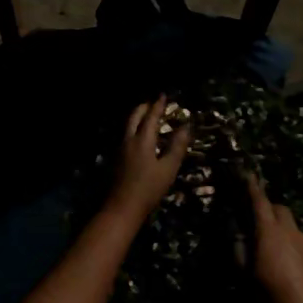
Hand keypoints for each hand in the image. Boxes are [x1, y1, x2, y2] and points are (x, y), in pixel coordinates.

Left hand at [108, 96, 191, 218]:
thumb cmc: (148, 189)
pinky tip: (139, 137)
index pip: (150, 117)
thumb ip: (177, 147)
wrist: (122, 208)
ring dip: (137, 117)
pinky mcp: (116, 159)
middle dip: (143, 107)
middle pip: (133, 117)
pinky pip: (125, 135)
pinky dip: (133, 128)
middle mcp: (128, 140)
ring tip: (146, 116)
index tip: (163, 95)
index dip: (158, 105)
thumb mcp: (168, 168)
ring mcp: (120, 149)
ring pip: (127, 126)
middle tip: (153, 103)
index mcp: (142, 140)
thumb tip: (186, 127)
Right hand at [243, 174, 302, 302]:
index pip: (259, 202)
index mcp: (269, 231)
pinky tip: (294, 267)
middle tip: (258, 219)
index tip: (248, 175)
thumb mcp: (246, 275)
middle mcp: (291, 230)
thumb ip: (239, 249)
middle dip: (269, 208)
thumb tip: (235, 231)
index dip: (252, 188)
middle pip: (280, 209)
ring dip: (283, 229)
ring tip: (275, 249)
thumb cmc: (273, 295)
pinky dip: (296, 246)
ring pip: (294, 227)